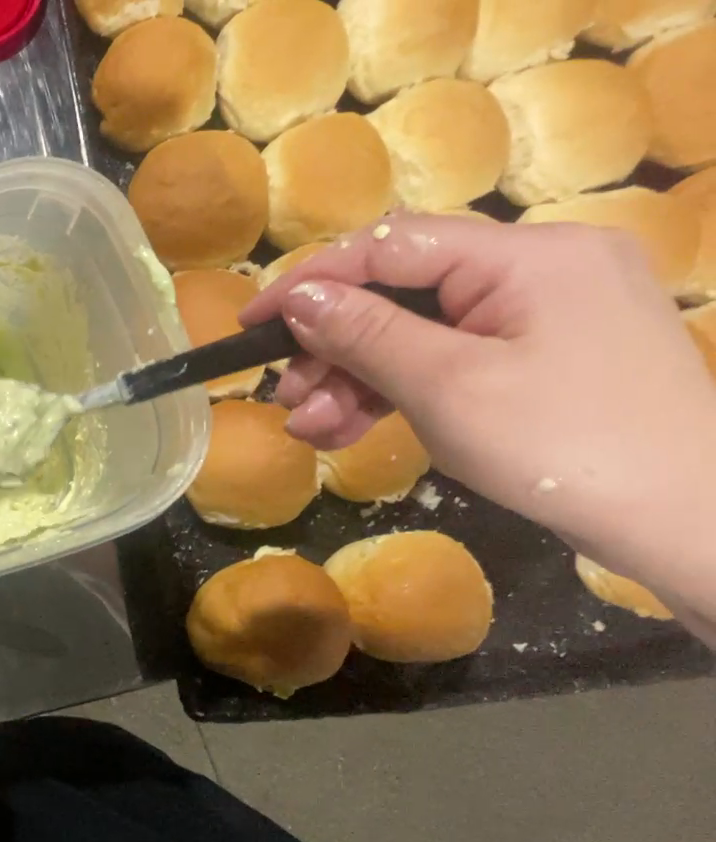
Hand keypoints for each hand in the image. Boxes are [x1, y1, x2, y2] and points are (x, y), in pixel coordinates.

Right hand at [242, 214, 715, 593]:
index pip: (391, 245)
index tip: (250, 324)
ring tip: (312, 430)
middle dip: (332, 346)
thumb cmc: (561, 443)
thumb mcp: (445, 385)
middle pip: (400, 291)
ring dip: (353, 378)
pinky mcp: (544, 352)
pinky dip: (394, 389)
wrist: (686, 515)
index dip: (312, 281)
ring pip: (416, 330)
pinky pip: (448, 356)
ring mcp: (545, 311)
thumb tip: (298, 299)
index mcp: (528, 256)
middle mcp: (539, 267)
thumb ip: (365, 333)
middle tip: (287, 399)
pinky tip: (350, 428)